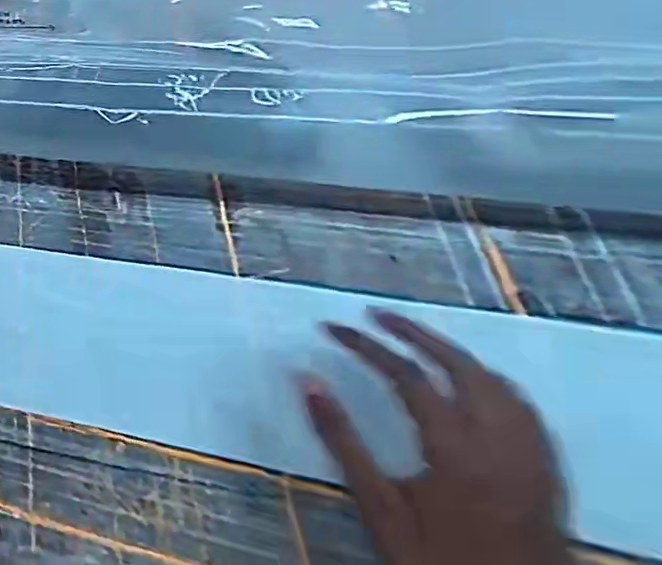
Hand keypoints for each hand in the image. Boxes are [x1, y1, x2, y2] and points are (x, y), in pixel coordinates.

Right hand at [303, 309, 567, 564]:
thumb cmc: (433, 557)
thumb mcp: (377, 504)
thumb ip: (341, 439)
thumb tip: (306, 379)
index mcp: (458, 452)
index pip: (409, 377)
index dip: (367, 345)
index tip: (330, 328)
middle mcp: (503, 450)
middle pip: (467, 372)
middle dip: (420, 336)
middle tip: (377, 315)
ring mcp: (534, 465)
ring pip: (505, 391)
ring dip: (459, 357)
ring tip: (420, 342)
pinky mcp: (549, 480)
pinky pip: (528, 416)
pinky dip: (494, 386)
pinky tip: (473, 388)